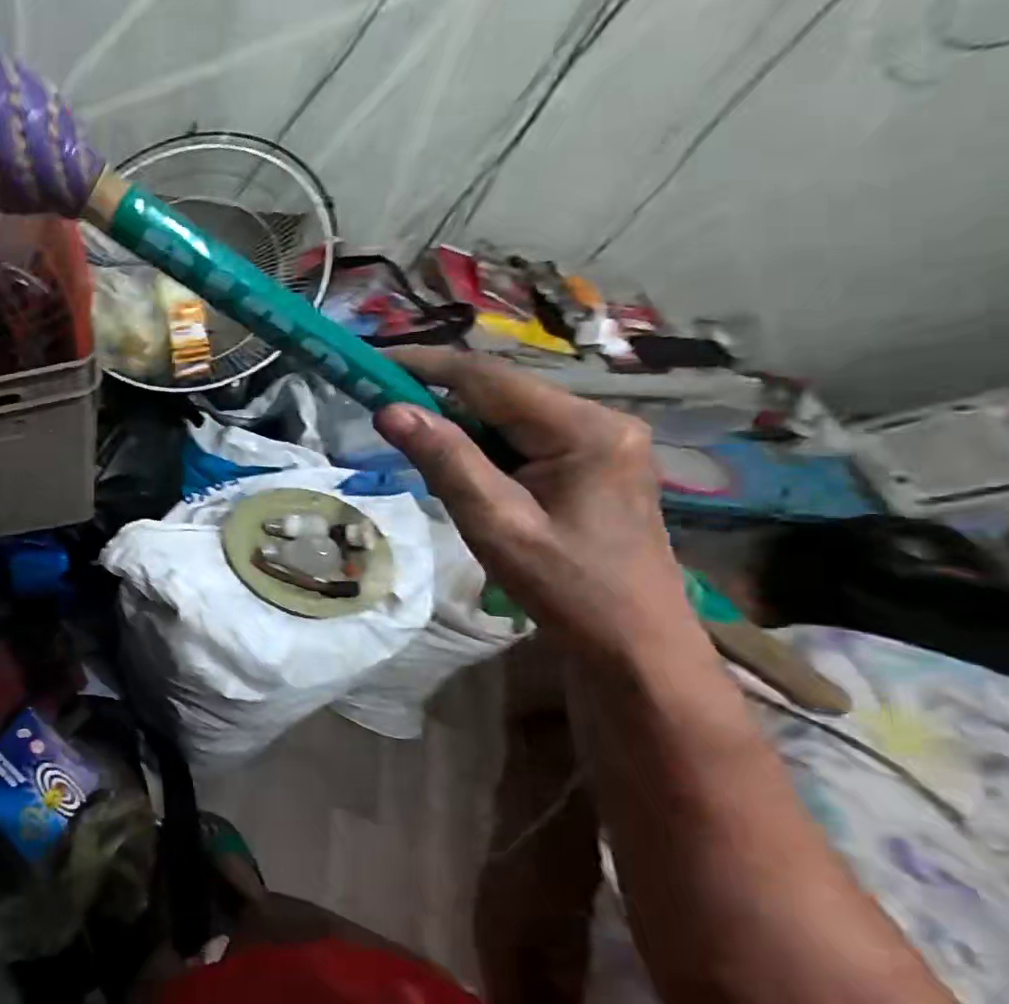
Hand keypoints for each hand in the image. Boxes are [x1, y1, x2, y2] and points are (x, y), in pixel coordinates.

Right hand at [374, 348, 700, 660]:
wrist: (636, 646)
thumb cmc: (569, 590)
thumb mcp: (497, 525)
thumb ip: (446, 461)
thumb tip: (390, 410)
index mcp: (584, 429)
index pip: (489, 378)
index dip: (426, 366)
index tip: (373, 362)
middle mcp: (600, 419)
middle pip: (501, 392)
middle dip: (439, 396)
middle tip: (383, 407)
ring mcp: (601, 439)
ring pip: (509, 414)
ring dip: (459, 425)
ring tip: (416, 444)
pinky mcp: (594, 460)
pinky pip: (524, 437)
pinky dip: (483, 446)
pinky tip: (463, 471)